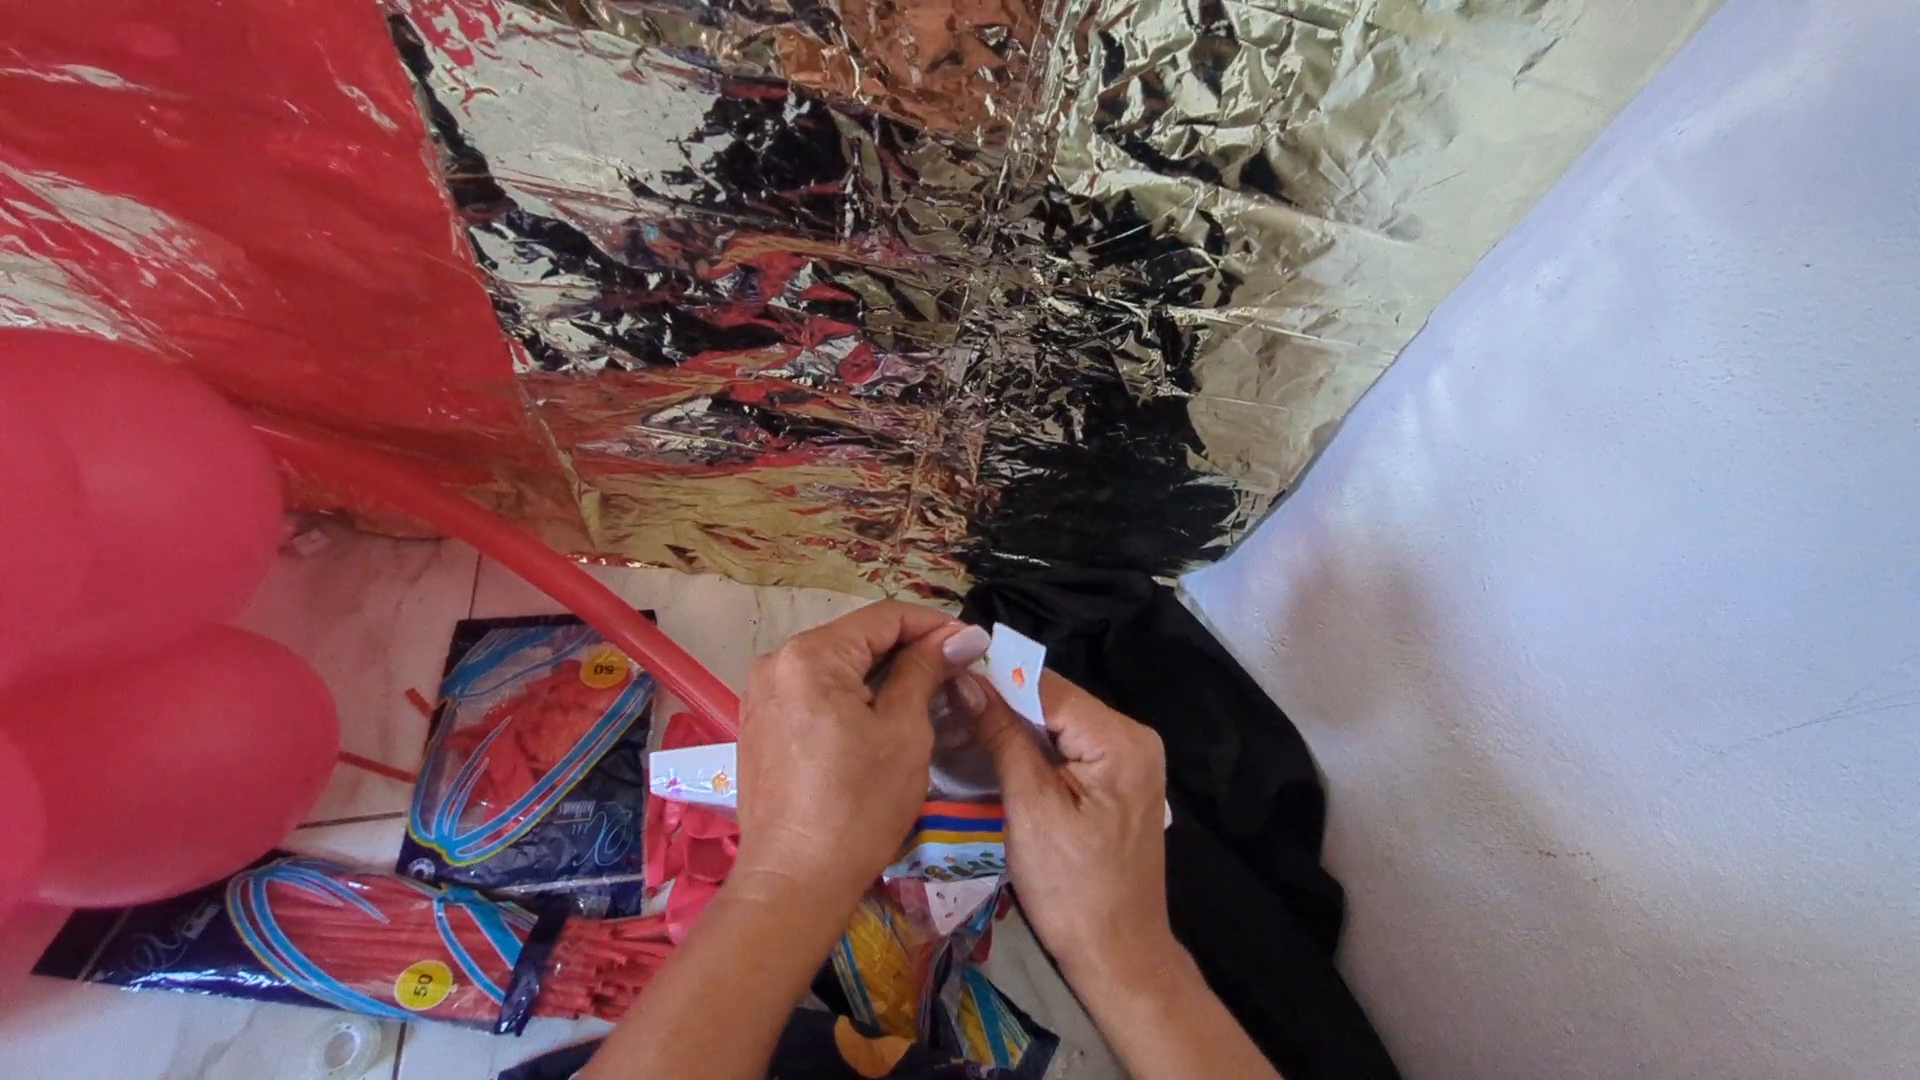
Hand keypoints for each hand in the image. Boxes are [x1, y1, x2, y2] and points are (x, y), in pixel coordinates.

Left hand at [730, 601, 991, 909]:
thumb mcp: (904, 731)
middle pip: (857, 638)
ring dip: (883, 672)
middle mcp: (777, 663)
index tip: (973, 643)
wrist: (794, 883)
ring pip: (838, 664)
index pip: (883, 617)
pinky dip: (854, 694)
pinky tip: (884, 713)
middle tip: (956, 669)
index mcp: (810, 656)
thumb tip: (959, 634)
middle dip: (910, 649)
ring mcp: (763, 694)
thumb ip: (925, 670)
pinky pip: (816, 691)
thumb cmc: (858, 806)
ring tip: (929, 690)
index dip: (934, 625)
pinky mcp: (762, 723)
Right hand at [970, 670, 1181, 985]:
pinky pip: (1068, 745)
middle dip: (1002, 702)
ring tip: (960, 722)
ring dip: (1013, 723)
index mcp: (1120, 739)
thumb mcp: (1030, 808)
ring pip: (1058, 721)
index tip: (944, 675)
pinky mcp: (1117, 777)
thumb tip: (964, 680)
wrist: (1117, 957)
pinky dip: (1033, 746)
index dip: (995, 679)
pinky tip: (995, 749)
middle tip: (945, 703)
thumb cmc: (1072, 889)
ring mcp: (1129, 757)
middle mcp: (1133, 736)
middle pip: (1055, 701)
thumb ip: (1001, 736)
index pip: (1047, 687)